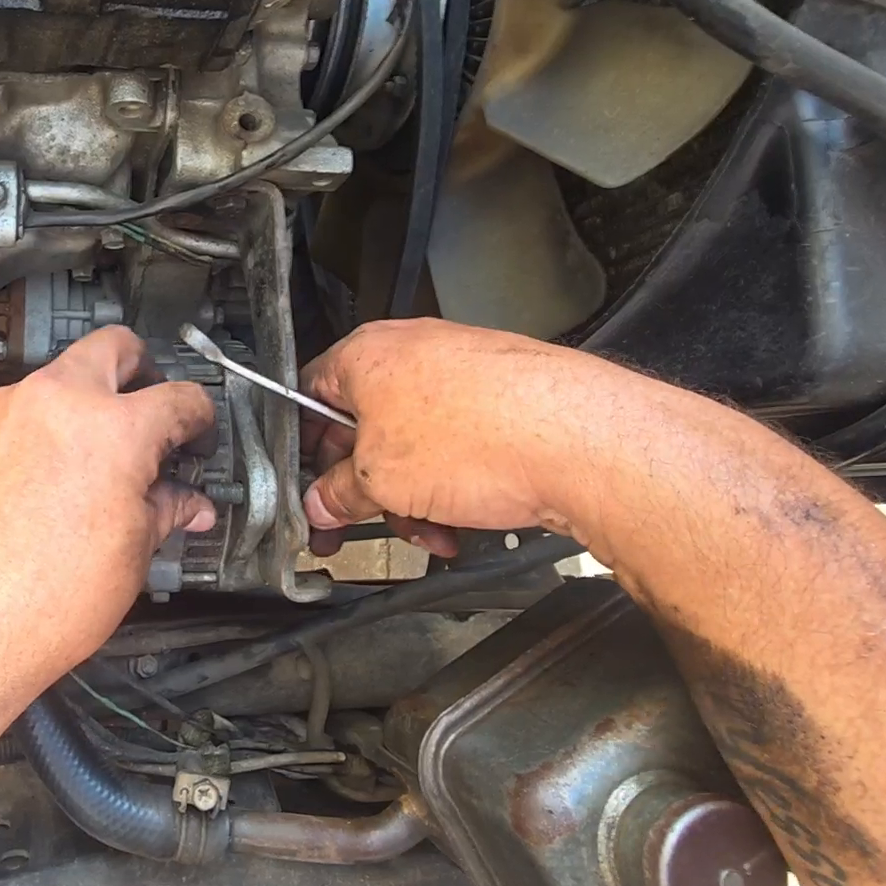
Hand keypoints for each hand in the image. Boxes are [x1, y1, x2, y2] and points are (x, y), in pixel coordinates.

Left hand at [0, 326, 215, 744]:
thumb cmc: (38, 605)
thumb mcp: (129, 557)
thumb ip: (163, 510)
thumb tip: (185, 501)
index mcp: (112, 431)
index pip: (179, 397)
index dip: (198, 416)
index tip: (194, 431)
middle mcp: (54, 403)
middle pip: (114, 346)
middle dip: (140, 370)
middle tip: (146, 410)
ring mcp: (1, 409)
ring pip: (56, 379)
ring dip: (80, 406)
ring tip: (85, 462)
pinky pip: (11, 410)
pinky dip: (32, 430)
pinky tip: (35, 479)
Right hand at [299, 317, 650, 554]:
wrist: (583, 441)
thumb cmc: (478, 437)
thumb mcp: (378, 481)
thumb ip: (337, 494)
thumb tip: (323, 502)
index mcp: (363, 355)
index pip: (308, 400)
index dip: (302, 451)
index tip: (308, 489)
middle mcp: (410, 352)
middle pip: (361, 426)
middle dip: (360, 486)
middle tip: (355, 523)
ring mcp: (460, 370)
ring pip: (410, 443)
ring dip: (408, 496)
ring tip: (427, 532)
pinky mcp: (501, 395)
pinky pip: (454, 444)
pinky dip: (448, 484)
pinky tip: (458, 522)